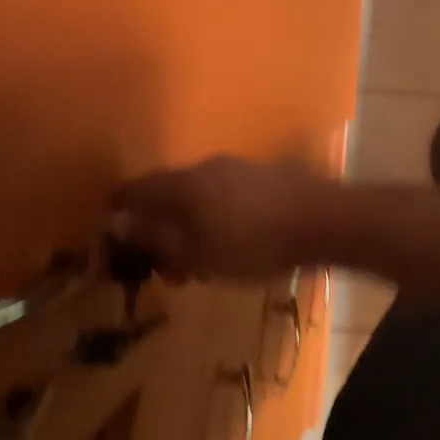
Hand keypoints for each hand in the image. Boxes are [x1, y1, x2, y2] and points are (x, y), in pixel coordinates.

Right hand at [111, 155, 338, 281]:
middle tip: (164, 273)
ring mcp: (241, 168)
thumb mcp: (197, 252)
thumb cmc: (255, 242)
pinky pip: (225, 199)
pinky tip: (230, 251)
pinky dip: (214, 223)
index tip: (113, 254)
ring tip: (198, 270)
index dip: (115, 220)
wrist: (326, 220)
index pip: (132, 190)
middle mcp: (209, 166)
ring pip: (197, 199)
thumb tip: (116, 221)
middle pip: (166, 195)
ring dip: (187, 232)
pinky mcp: (267, 178)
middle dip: (157, 234)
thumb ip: (155, 236)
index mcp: (184, 181)